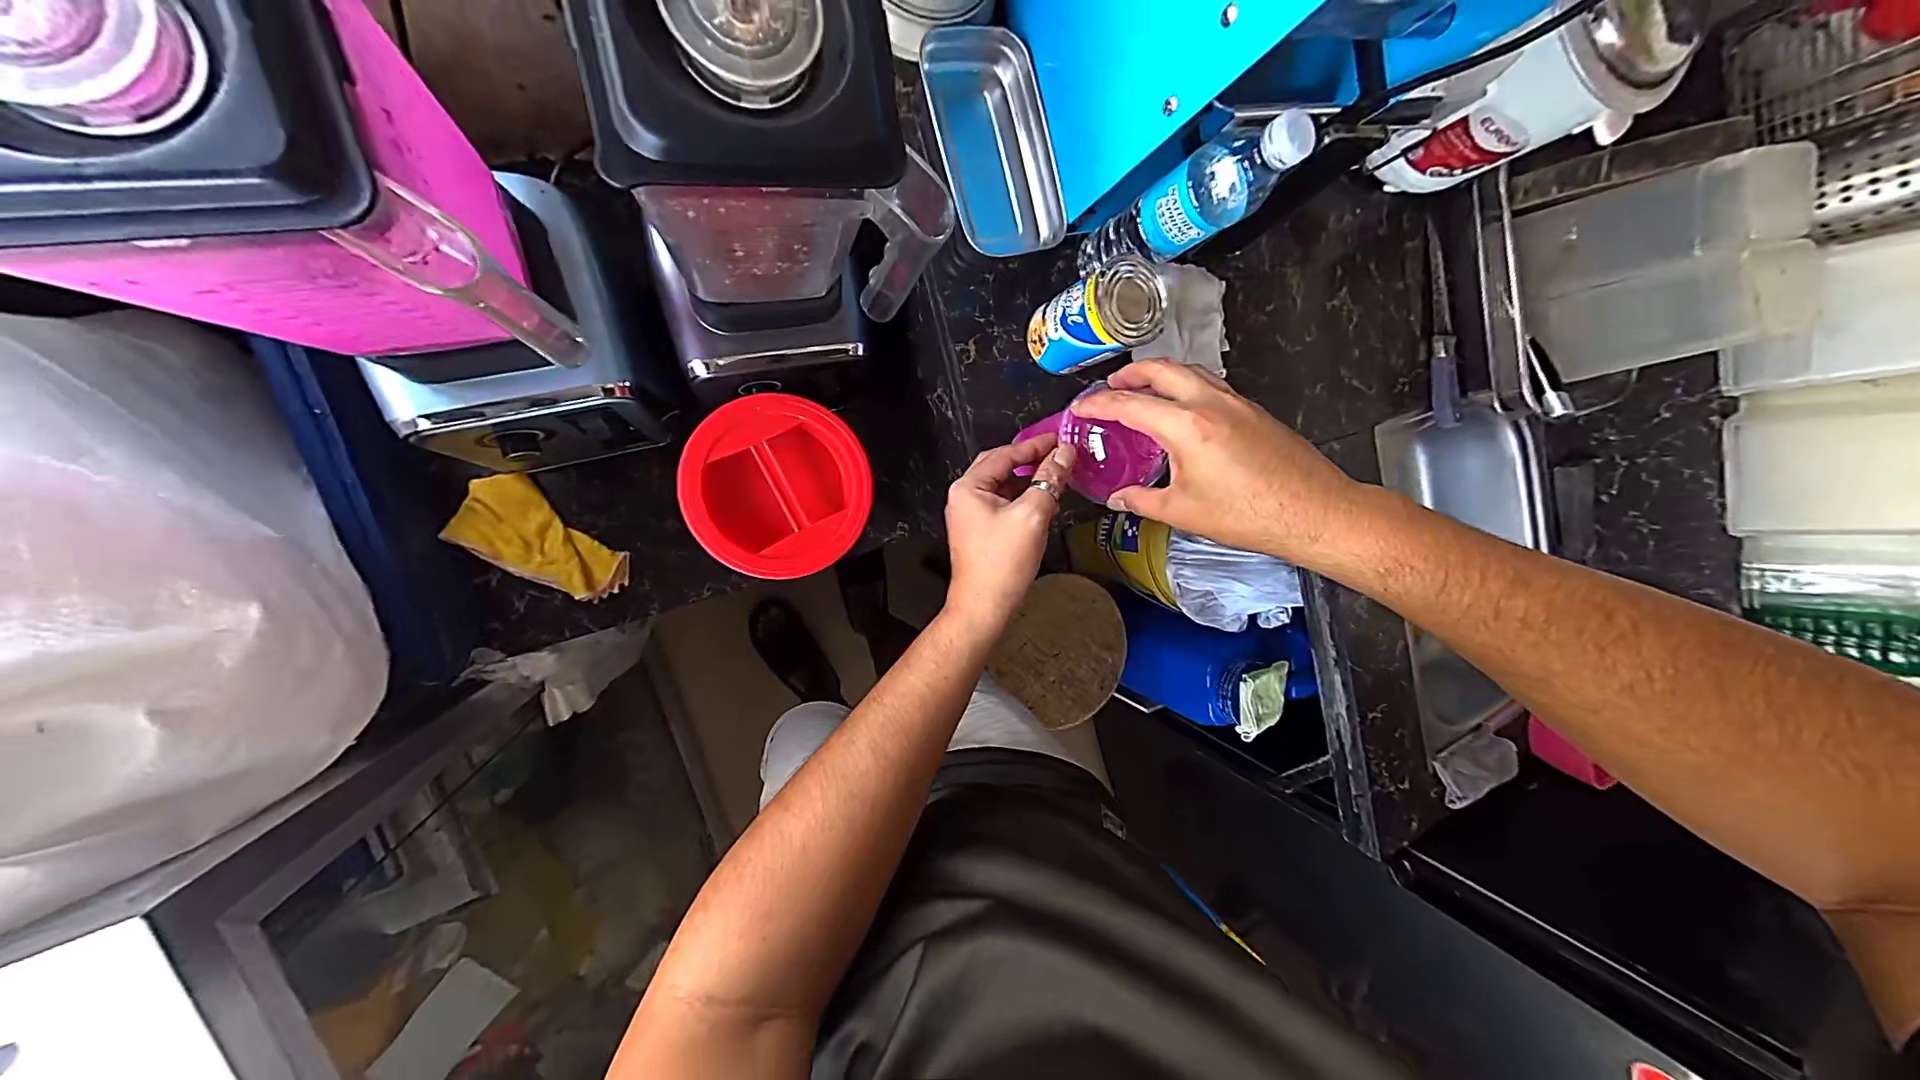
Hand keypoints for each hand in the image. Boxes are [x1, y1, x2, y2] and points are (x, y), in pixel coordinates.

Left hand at [943, 433, 1074, 627]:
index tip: (1058, 440)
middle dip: (1032, 460)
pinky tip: (1044, 504)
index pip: (1006, 453)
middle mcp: (965, 498)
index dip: (1036, 445)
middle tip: (1058, 454)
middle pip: (1002, 466)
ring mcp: (971, 516)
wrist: (984, 606)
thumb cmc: (999, 567)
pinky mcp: (981, 531)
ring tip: (1056, 477)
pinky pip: (1004, 505)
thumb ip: (1049, 479)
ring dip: (1030, 481)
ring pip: (1004, 486)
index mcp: (969, 488)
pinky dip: (1024, 500)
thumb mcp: (1033, 514)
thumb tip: (1063, 455)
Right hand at [1069, 359, 1365, 566]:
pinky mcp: (1254, 412)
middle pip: (1162, 369)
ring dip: (1161, 374)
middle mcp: (1213, 404)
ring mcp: (1237, 404)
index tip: (1083, 408)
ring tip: (1143, 389)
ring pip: (1190, 371)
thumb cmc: (1253, 513)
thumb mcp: (1183, 512)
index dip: (1099, 404)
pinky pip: (1212, 384)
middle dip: (1130, 372)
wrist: (1313, 512)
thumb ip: (1142, 500)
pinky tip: (1183, 407)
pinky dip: (1187, 385)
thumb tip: (1121, 497)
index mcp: (1188, 427)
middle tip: (1111, 384)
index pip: (1130, 404)